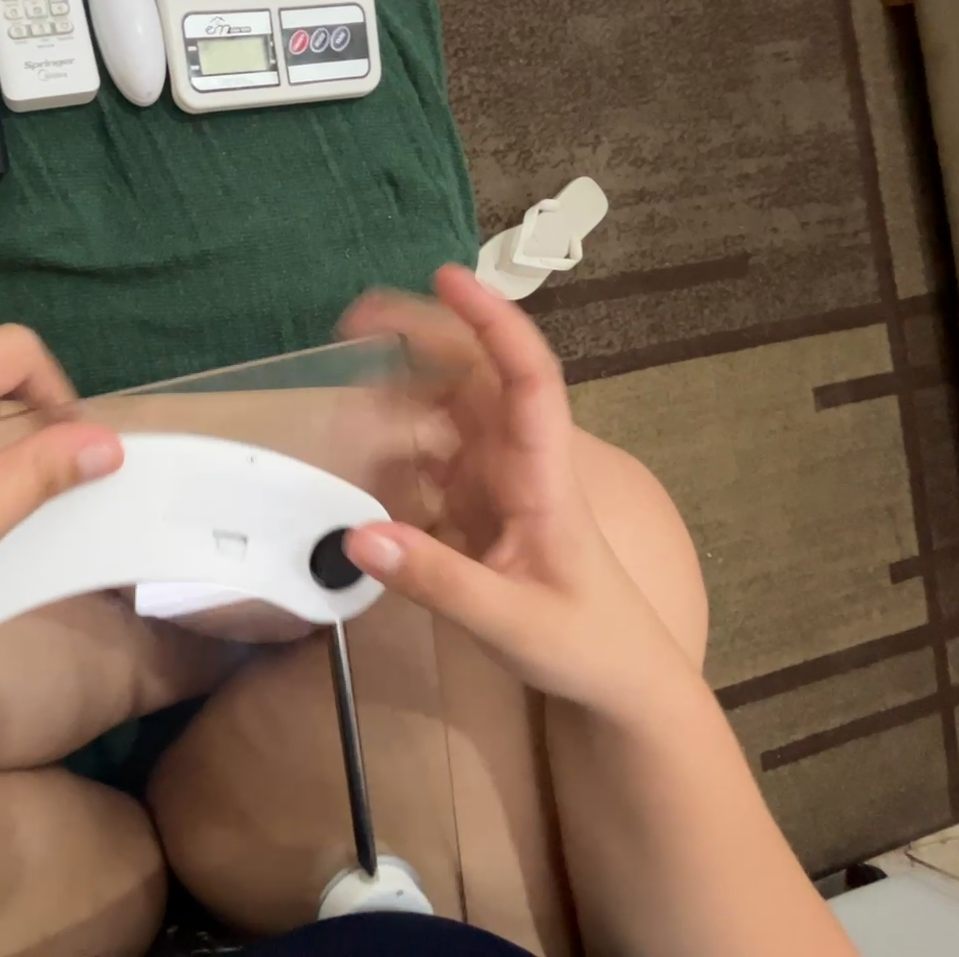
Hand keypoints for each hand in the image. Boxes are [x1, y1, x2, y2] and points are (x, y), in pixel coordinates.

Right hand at [337, 266, 698, 720]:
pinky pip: (424, 462)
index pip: (527, 378)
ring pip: (441, 414)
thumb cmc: (587, 643)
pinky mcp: (471, 505)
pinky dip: (389, 452)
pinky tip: (358, 458)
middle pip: (472, 377)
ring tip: (342, 399)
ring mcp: (492, 481)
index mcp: (543, 474)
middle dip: (420, 338)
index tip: (446, 279)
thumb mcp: (510, 620)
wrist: (617, 680)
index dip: (492, 322)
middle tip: (355, 323)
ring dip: (394, 397)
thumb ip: (435, 580)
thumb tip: (355, 536)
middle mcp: (516, 461)